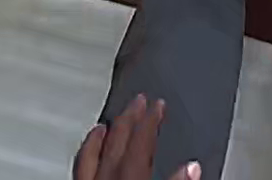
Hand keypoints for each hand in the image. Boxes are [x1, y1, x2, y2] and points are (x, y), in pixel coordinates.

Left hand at [74, 94, 199, 179]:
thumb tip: (193, 166)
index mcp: (130, 172)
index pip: (143, 136)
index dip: (153, 118)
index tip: (159, 104)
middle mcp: (106, 174)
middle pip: (118, 137)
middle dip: (130, 115)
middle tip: (139, 99)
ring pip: (91, 153)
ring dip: (99, 136)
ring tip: (104, 123)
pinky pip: (78, 169)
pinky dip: (84, 155)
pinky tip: (86, 152)